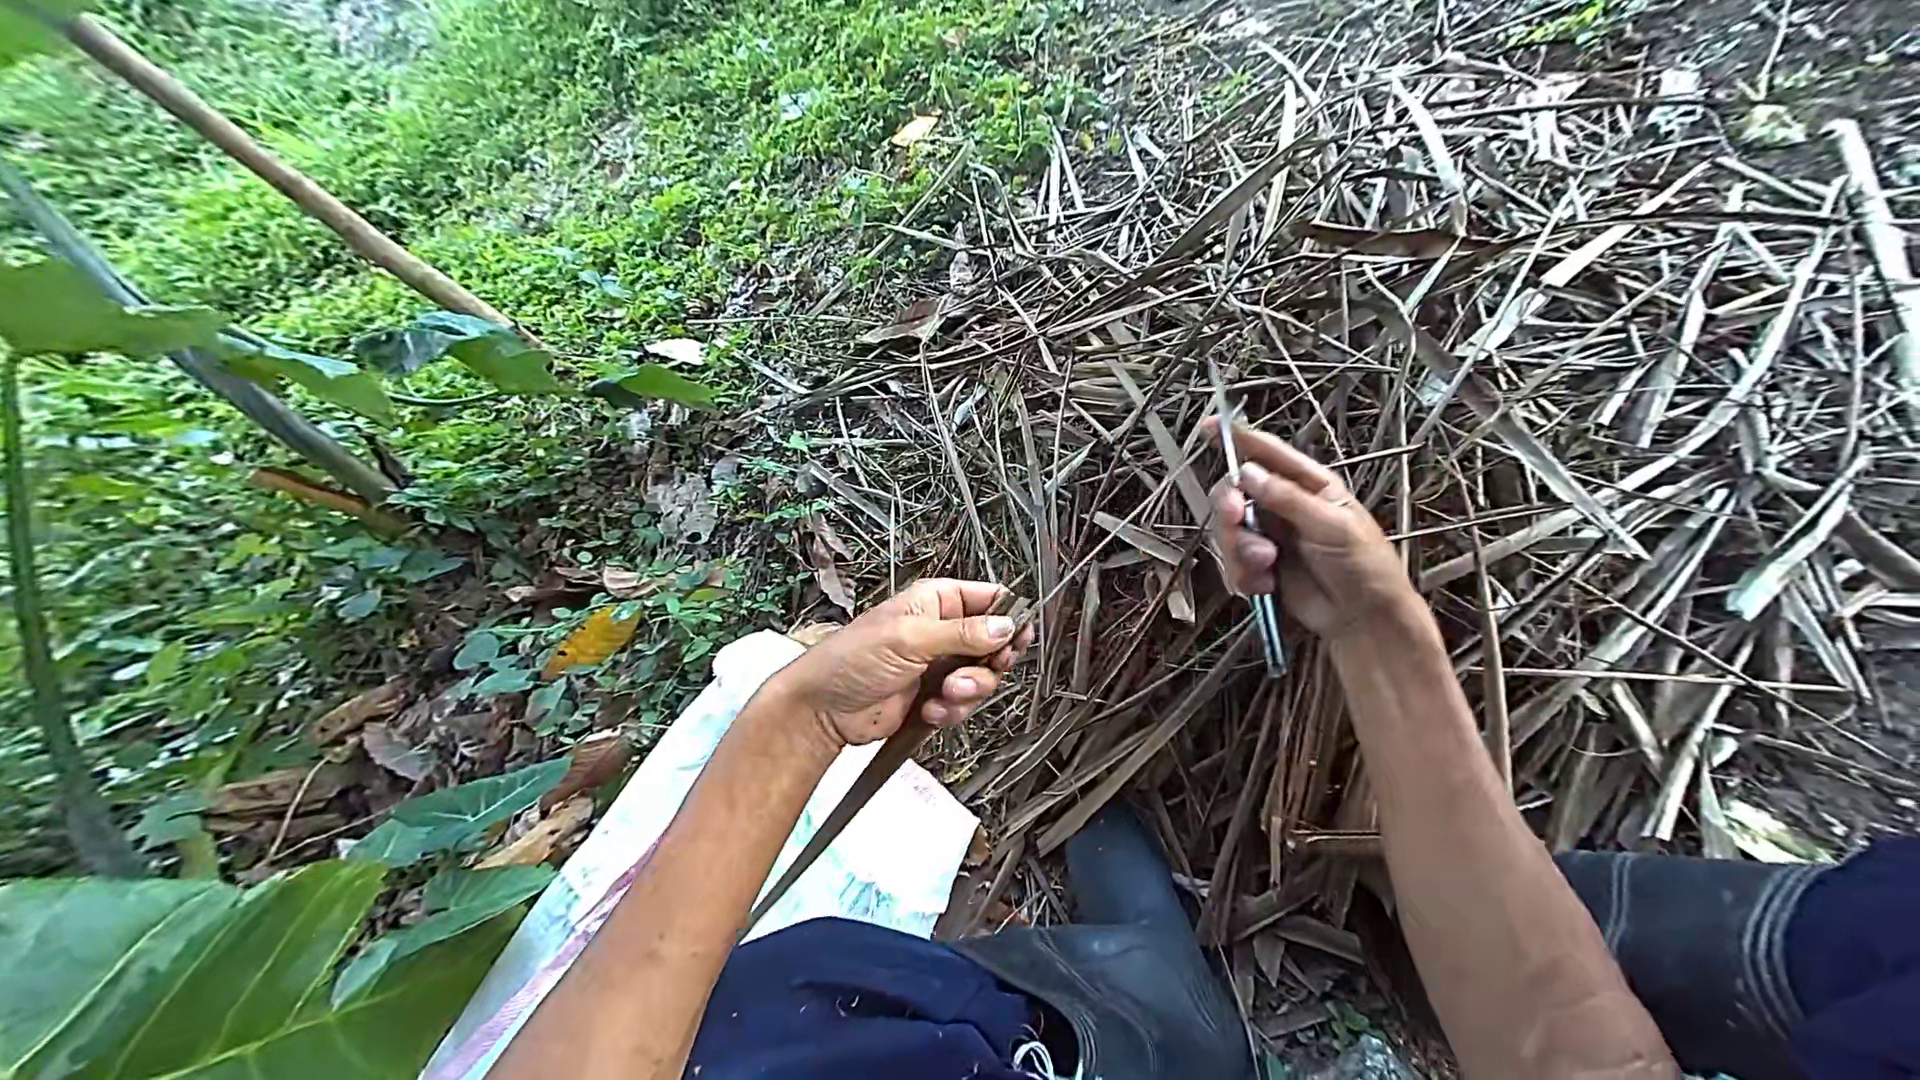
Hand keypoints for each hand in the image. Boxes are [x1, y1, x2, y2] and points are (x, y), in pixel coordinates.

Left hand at [766, 578, 1034, 749]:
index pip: (990, 599)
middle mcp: (943, 630)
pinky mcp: (935, 695)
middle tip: (983, 667)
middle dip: (989, 662)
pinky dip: (951, 710)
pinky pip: (964, 703)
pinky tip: (929, 708)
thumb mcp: (911, 637)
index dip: (1009, 617)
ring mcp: (940, 664)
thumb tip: (1004, 626)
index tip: (1017, 636)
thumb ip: (963, 633)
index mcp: (937, 601)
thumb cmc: (851, 658)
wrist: (825, 708)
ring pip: (983, 677)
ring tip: (944, 691)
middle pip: (995, 642)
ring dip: (967, 690)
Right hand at [1203, 418, 1420, 641]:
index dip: (1236, 439)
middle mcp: (1281, 508)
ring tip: (1267, 564)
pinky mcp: (1257, 566)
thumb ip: (1288, 498)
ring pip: (1226, 532)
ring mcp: (1267, 537)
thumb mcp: (1333, 525)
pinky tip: (1266, 583)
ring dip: (1240, 550)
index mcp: (1307, 486)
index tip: (1209, 428)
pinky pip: (1230, 564)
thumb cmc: (1365, 567)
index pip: (1266, 454)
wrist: (1363, 618)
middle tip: (1236, 519)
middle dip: (1229, 510)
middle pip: (1232, 494)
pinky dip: (1243, 576)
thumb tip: (1250, 474)